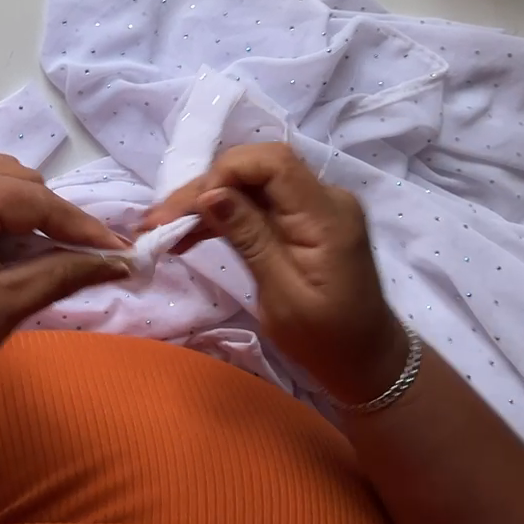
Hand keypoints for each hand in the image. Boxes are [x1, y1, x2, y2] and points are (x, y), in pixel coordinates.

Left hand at [0, 151, 131, 399]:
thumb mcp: (4, 307)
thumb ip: (63, 273)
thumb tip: (119, 262)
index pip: (36, 201)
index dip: (84, 228)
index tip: (125, 252)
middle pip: (21, 180)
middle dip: (53, 219)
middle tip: (79, 261)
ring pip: (1, 174)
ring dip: (26, 209)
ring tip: (37, 253)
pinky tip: (3, 238)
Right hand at [142, 143, 406, 404]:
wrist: (365, 361)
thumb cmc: (327, 340)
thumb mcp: (283, 296)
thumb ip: (249, 238)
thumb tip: (210, 194)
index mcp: (327, 217)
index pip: (275, 162)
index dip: (228, 171)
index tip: (195, 207)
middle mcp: (323, 199)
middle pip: (254, 168)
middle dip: (204, 187)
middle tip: (159, 220)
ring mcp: (311, 206)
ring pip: (247, 182)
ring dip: (204, 200)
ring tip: (162, 228)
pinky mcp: (298, 217)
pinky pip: (253, 200)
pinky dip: (219, 212)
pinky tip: (187, 232)